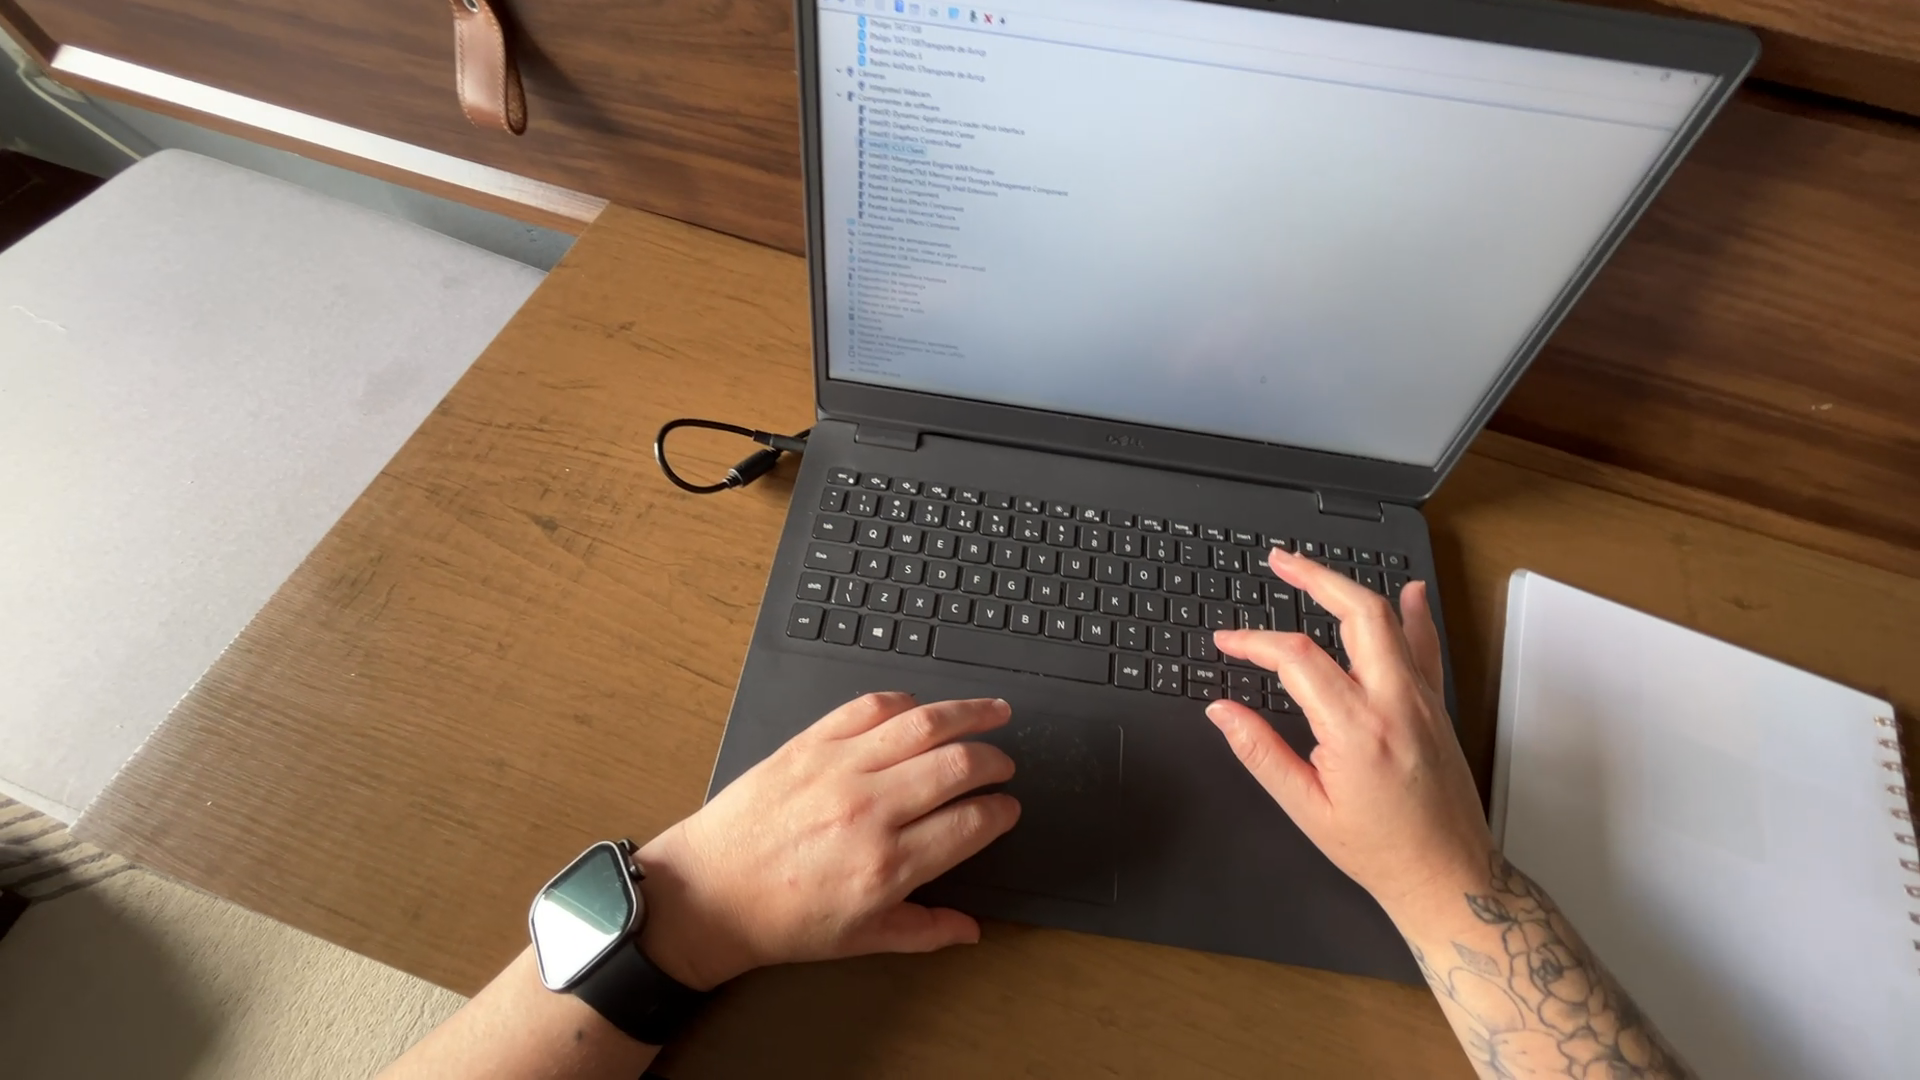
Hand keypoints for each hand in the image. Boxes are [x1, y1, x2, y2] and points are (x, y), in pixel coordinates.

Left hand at [633, 693, 1019, 989]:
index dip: (1000, 811)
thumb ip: (924, 930)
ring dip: (968, 713)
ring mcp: (839, 767)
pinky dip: (903, 701)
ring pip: (923, 724)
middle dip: (994, 761)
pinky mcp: (811, 742)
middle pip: (958, 766)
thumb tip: (972, 929)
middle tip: (1004, 763)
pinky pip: (869, 706)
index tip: (1007, 807)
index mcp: (886, 865)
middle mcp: (870, 808)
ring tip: (993, 711)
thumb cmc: (782, 920)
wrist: (708, 892)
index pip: (970, 823)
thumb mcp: (859, 940)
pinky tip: (920, 708)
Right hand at [1207, 549, 1491, 919]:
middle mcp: (1395, 703)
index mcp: (1357, 729)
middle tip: (1280, 561)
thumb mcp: (1304, 807)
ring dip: (1348, 587)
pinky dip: (1413, 613)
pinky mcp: (1433, 706)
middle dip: (1314, 578)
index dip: (1253, 642)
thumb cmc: (1379, 849)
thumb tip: (1220, 710)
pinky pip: (1425, 646)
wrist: (1450, 877)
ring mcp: (1421, 700)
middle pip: (1358, 613)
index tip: (1227, 642)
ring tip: (1313, 570)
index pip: (1297, 657)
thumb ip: (1258, 750)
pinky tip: (1408, 592)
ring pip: (1390, 620)